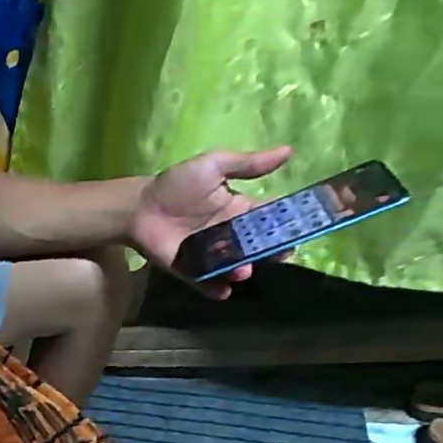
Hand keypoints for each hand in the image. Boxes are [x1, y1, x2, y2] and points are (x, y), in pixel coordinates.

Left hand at [128, 146, 293, 297]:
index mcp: (236, 209)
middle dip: (268, 252)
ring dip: (240, 269)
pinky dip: (214, 288)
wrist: (140, 207)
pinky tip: (224, 291)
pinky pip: (205, 281)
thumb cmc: (176, 184)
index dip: (283, 223)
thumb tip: (289, 152)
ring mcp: (208, 254)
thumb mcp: (214, 165)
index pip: (266, 218)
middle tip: (281, 254)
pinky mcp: (188, 269)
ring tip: (244, 270)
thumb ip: (249, 164)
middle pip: (253, 246)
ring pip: (231, 265)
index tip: (301, 228)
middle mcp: (226, 234)